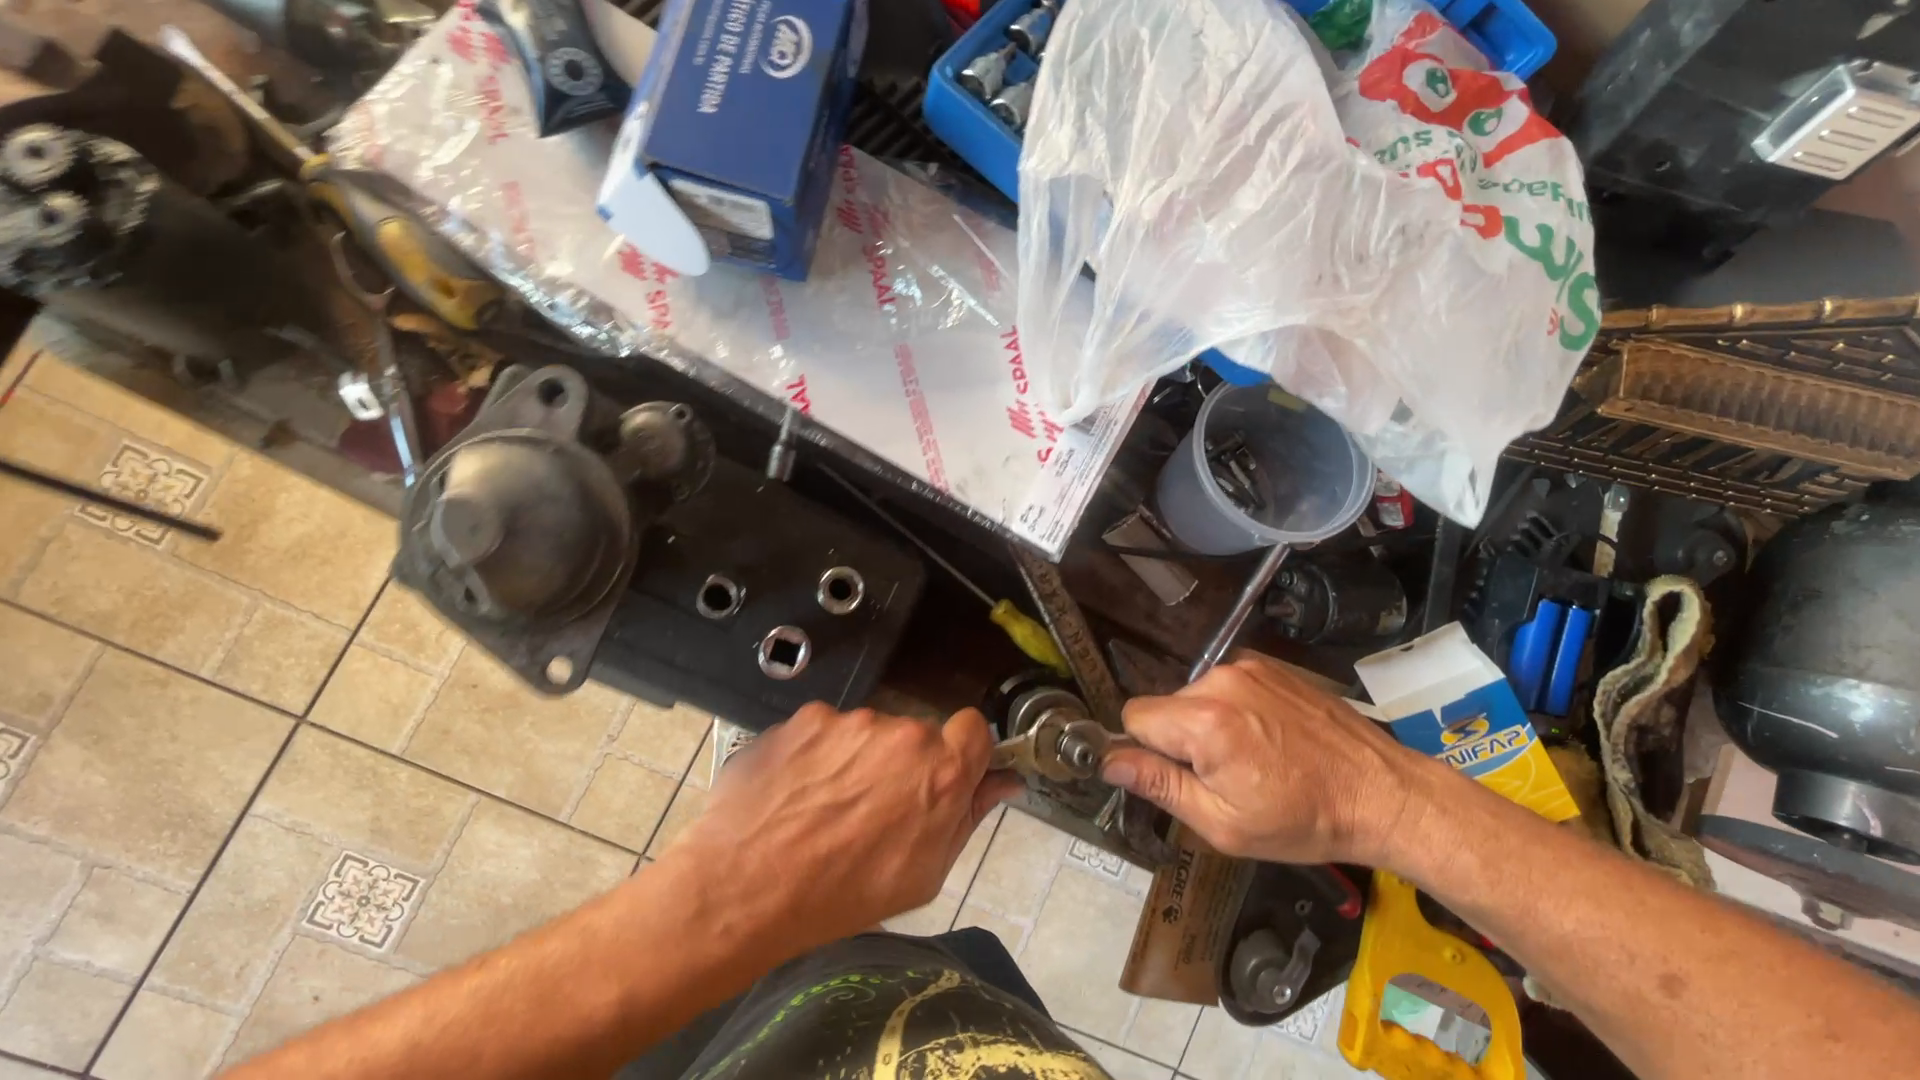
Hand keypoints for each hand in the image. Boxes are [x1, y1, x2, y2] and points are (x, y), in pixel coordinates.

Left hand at [665, 704, 1021, 948]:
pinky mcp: (804, 718)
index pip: (974, 729)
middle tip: (872, 811)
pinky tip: (795, 793)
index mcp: (942, 770)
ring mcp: (849, 721)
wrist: (748, 886)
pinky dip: (816, 756)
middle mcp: (902, 733)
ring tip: (823, 808)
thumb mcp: (924, 874)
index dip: (960, 753)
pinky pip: (824, 731)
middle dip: (903, 765)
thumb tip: (1005, 781)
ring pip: (867, 733)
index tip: (940, 780)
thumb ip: (968, 816)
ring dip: (858, 760)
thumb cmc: (845, 895)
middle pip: (915, 736)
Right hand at [1100, 654, 1425, 865]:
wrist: (1382, 793)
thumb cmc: (1303, 820)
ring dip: (1207, 725)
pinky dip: (1234, 710)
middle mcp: (1221, 680)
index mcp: (1204, 721)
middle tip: (1224, 778)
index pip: (1134, 717)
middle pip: (1165, 706)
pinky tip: (1268, 738)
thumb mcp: (1222, 823)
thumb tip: (1108, 760)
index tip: (1180, 778)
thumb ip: (1159, 785)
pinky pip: (1226, 686)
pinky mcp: (1271, 665)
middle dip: (1180, 740)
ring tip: (1253, 759)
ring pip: (1194, 696)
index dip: (1146, 752)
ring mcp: (1249, 667)